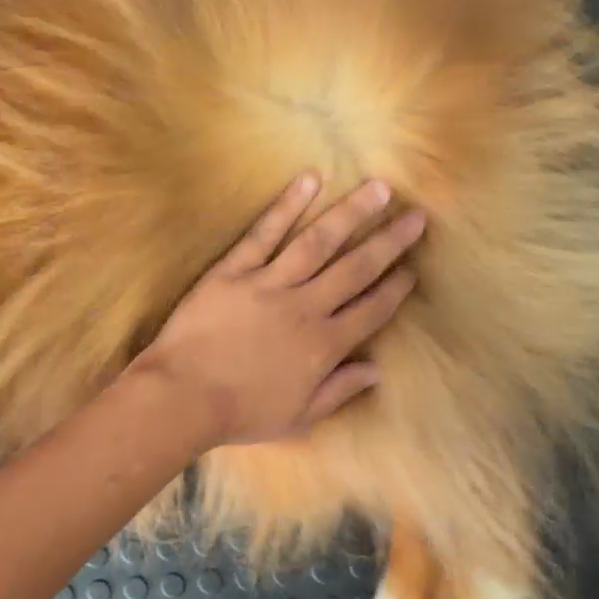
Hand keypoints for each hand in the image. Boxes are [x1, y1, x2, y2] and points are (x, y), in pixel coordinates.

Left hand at [132, 173, 423, 447]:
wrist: (182, 398)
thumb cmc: (240, 414)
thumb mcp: (298, 417)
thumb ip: (339, 391)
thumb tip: (376, 370)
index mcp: (323, 346)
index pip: (371, 311)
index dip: (395, 289)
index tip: (412, 269)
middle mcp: (305, 308)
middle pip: (356, 269)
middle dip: (389, 242)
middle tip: (416, 215)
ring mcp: (268, 285)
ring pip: (318, 242)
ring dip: (351, 213)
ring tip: (378, 188)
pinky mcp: (233, 271)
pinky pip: (264, 233)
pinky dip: (287, 205)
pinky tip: (309, 180)